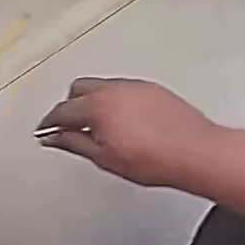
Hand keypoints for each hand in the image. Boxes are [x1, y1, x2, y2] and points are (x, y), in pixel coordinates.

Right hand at [35, 78, 228, 188]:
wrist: (198, 153)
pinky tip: (122, 122)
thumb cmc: (157, 158)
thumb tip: (54, 137)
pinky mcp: (152, 90)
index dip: (50, 122)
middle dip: (69, 106)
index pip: (61, 110)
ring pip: (100, 86)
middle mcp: (114, 89)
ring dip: (92, 102)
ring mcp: (135, 87)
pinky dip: (114, 101)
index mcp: (97, 106)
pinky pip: (123, 89)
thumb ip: (73, 143)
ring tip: (98, 127)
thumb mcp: (104, 158)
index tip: (47, 130)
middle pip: (77, 89)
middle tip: (70, 126)